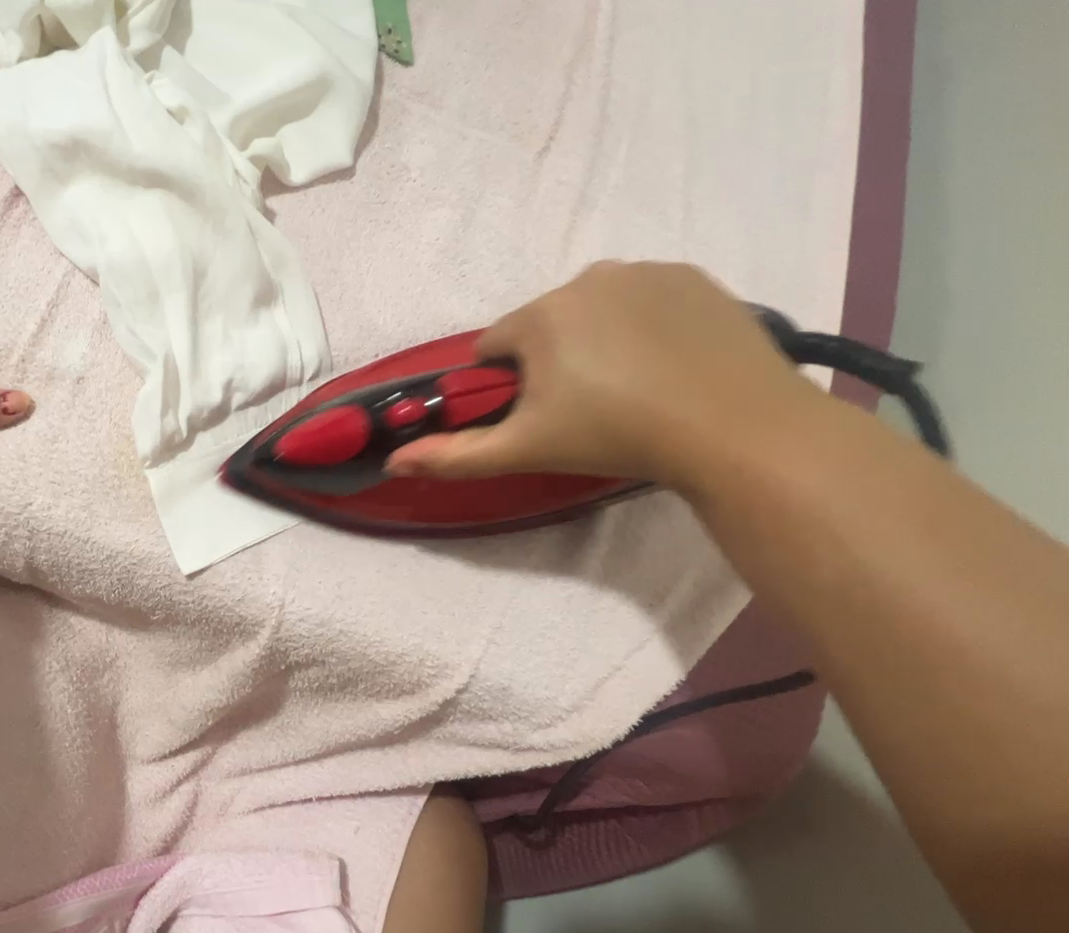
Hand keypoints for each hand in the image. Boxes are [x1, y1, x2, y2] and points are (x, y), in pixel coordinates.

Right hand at [385, 262, 821, 490]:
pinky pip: (642, 300)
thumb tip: (392, 463)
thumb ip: (454, 455)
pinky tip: (665, 365)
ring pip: (592, 310)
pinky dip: (641, 327)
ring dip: (594, 341)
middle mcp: (586, 278)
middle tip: (584, 408)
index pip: (492, 348)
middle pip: (542, 326)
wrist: (737, 428)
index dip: (504, 386)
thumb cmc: (616, 436)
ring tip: (630, 388)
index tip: (537, 416)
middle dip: (549, 361)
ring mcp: (646, 271)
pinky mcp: (695, 277)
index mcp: (539, 315)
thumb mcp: (525, 450)